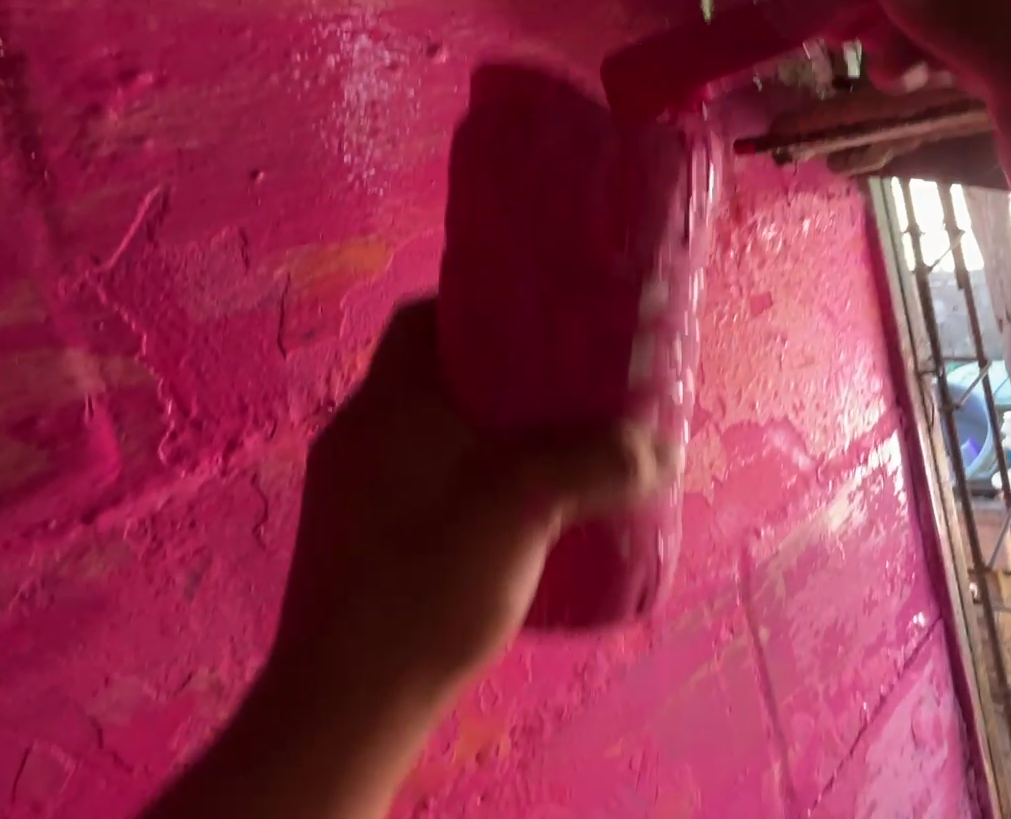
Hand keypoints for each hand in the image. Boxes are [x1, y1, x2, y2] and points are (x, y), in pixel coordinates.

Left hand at [274, 299, 673, 701]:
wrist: (347, 702)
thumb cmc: (430, 578)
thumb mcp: (527, 506)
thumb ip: (599, 466)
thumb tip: (662, 447)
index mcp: (389, 400)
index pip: (422, 317)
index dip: (475, 307)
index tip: (530, 325)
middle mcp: (358, 431)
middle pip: (430, 374)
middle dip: (491, 375)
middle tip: (553, 391)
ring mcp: (348, 486)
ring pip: (422, 430)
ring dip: (475, 431)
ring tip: (537, 451)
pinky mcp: (351, 536)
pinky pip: (412, 477)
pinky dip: (455, 476)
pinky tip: (499, 513)